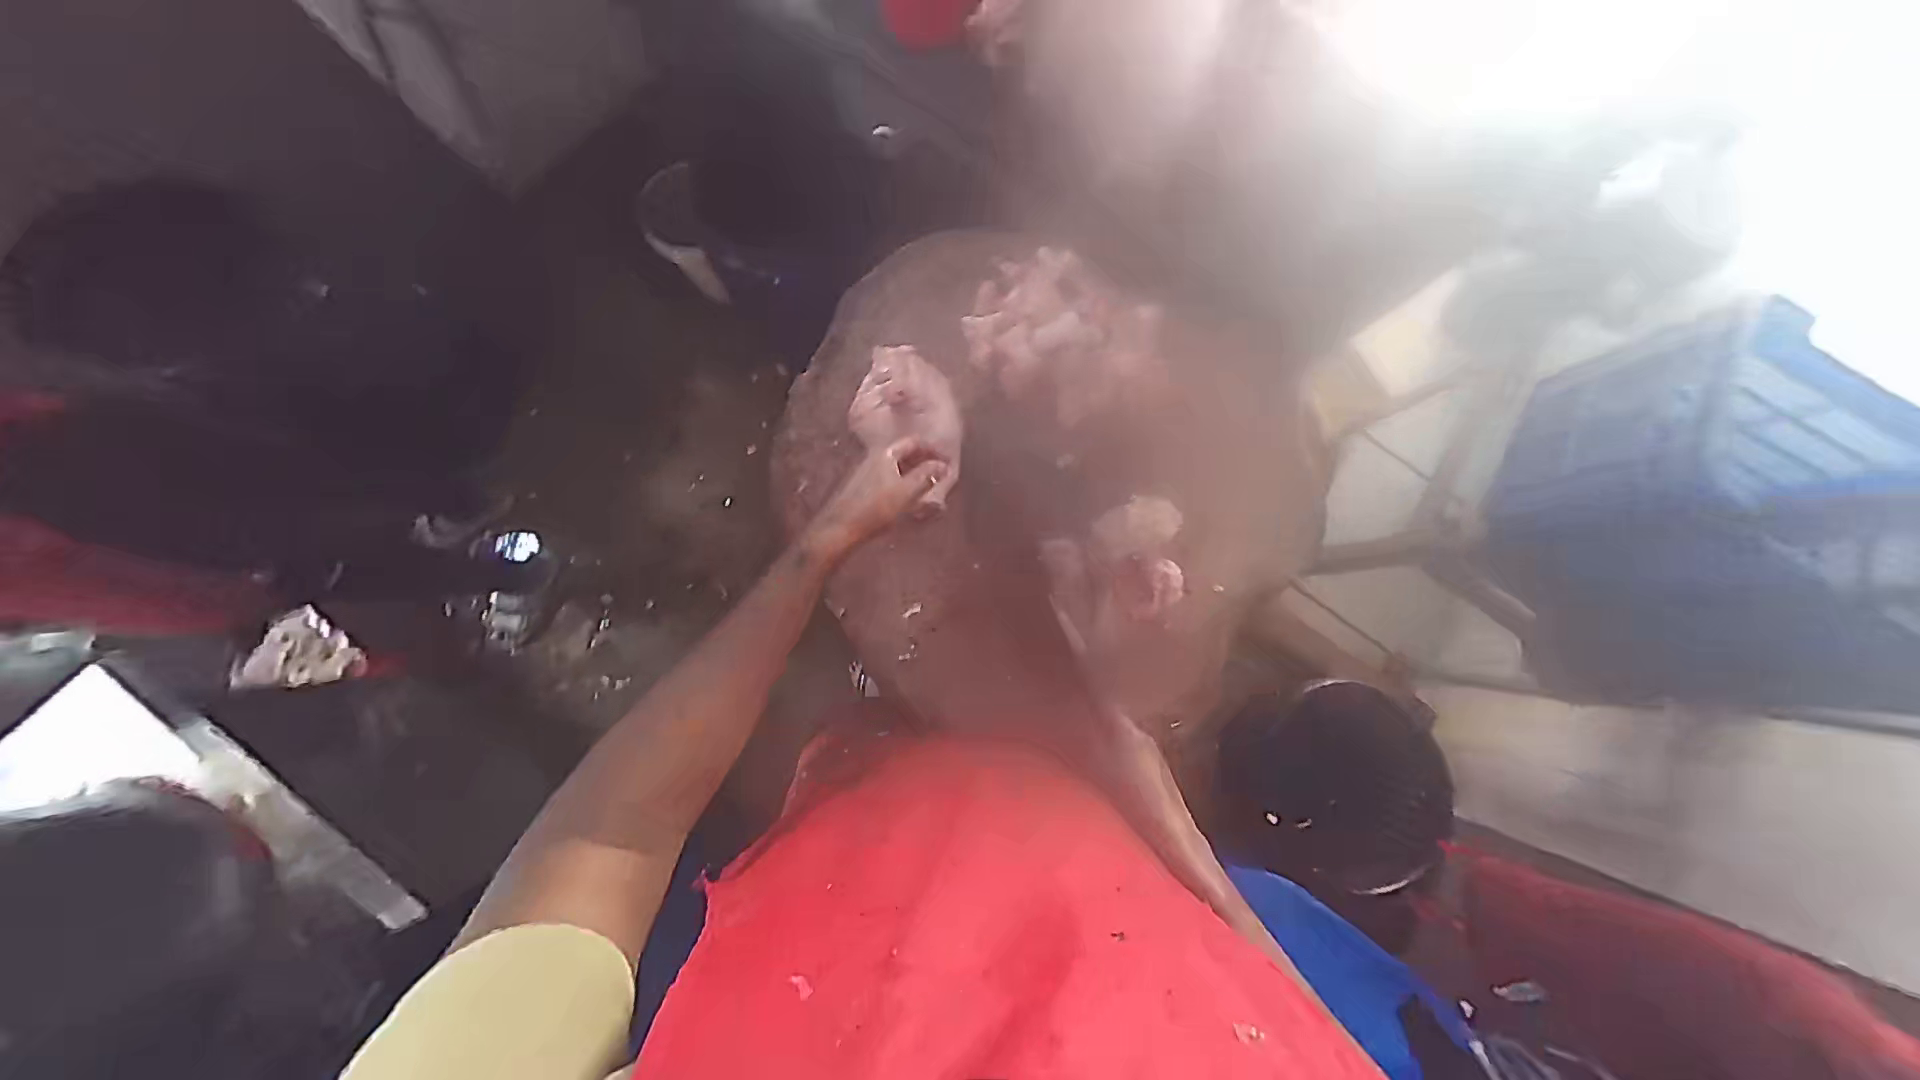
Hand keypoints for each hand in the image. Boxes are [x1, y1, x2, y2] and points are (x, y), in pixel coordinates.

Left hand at [804, 437, 950, 563]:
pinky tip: (907, 501)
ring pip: (895, 469)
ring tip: (927, 489)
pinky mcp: (861, 489)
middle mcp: (873, 458)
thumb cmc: (877, 508)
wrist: (841, 528)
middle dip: (923, 463)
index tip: (946, 459)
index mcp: (885, 454)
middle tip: (939, 475)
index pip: (913, 442)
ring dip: (912, 475)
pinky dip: (901, 486)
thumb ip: (927, 475)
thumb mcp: (908, 491)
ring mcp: (865, 473)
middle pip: (904, 455)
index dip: (932, 449)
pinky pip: (887, 481)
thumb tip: (943, 465)